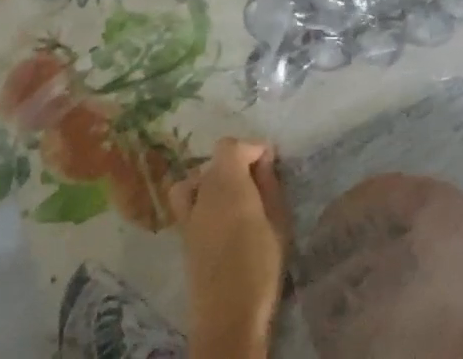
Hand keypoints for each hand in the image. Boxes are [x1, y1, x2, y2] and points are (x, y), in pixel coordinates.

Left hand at [170, 138, 289, 356]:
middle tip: (262, 183)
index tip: (270, 161)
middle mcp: (202, 191)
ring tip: (238, 197)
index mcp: (227, 183)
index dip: (250, 148)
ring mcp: (188, 213)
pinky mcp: (183, 234)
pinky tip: (219, 216)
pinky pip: (187, 200)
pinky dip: (201, 197)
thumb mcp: (278, 222)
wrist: (227, 316)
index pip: (230, 146)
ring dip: (218, 179)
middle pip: (215, 162)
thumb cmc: (261, 267)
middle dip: (238, 164)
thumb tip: (264, 159)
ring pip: (199, 179)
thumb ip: (269, 186)